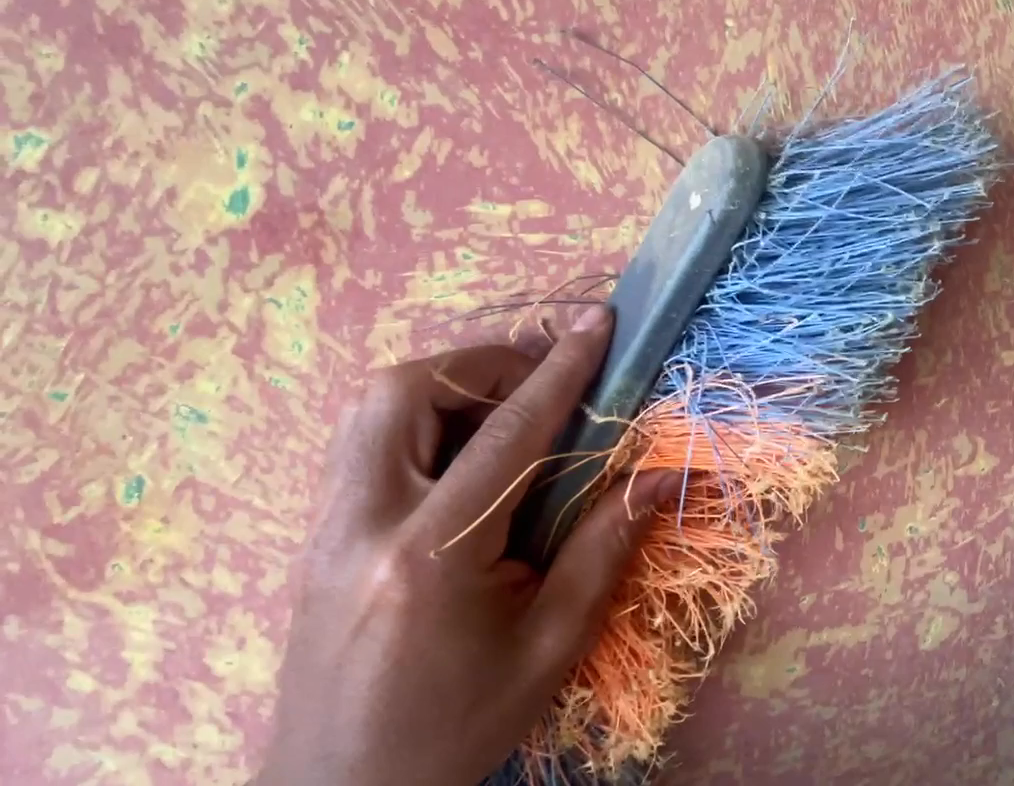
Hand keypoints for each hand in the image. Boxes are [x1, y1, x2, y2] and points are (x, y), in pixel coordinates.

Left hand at [259, 306, 676, 785]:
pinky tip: (469, 457)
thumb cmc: (459, 726)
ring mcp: (326, 530)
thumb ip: (605, 547)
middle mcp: (362, 526)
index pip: (506, 434)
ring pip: (373, 411)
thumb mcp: (552, 645)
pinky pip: (367, 443)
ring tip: (511, 413)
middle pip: (403, 394)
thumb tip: (660, 474)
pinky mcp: (318, 538)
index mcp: (429, 557)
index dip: (561, 370)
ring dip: (450, 387)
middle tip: (544, 382)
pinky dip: (425, 421)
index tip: (599, 321)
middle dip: (484, 364)